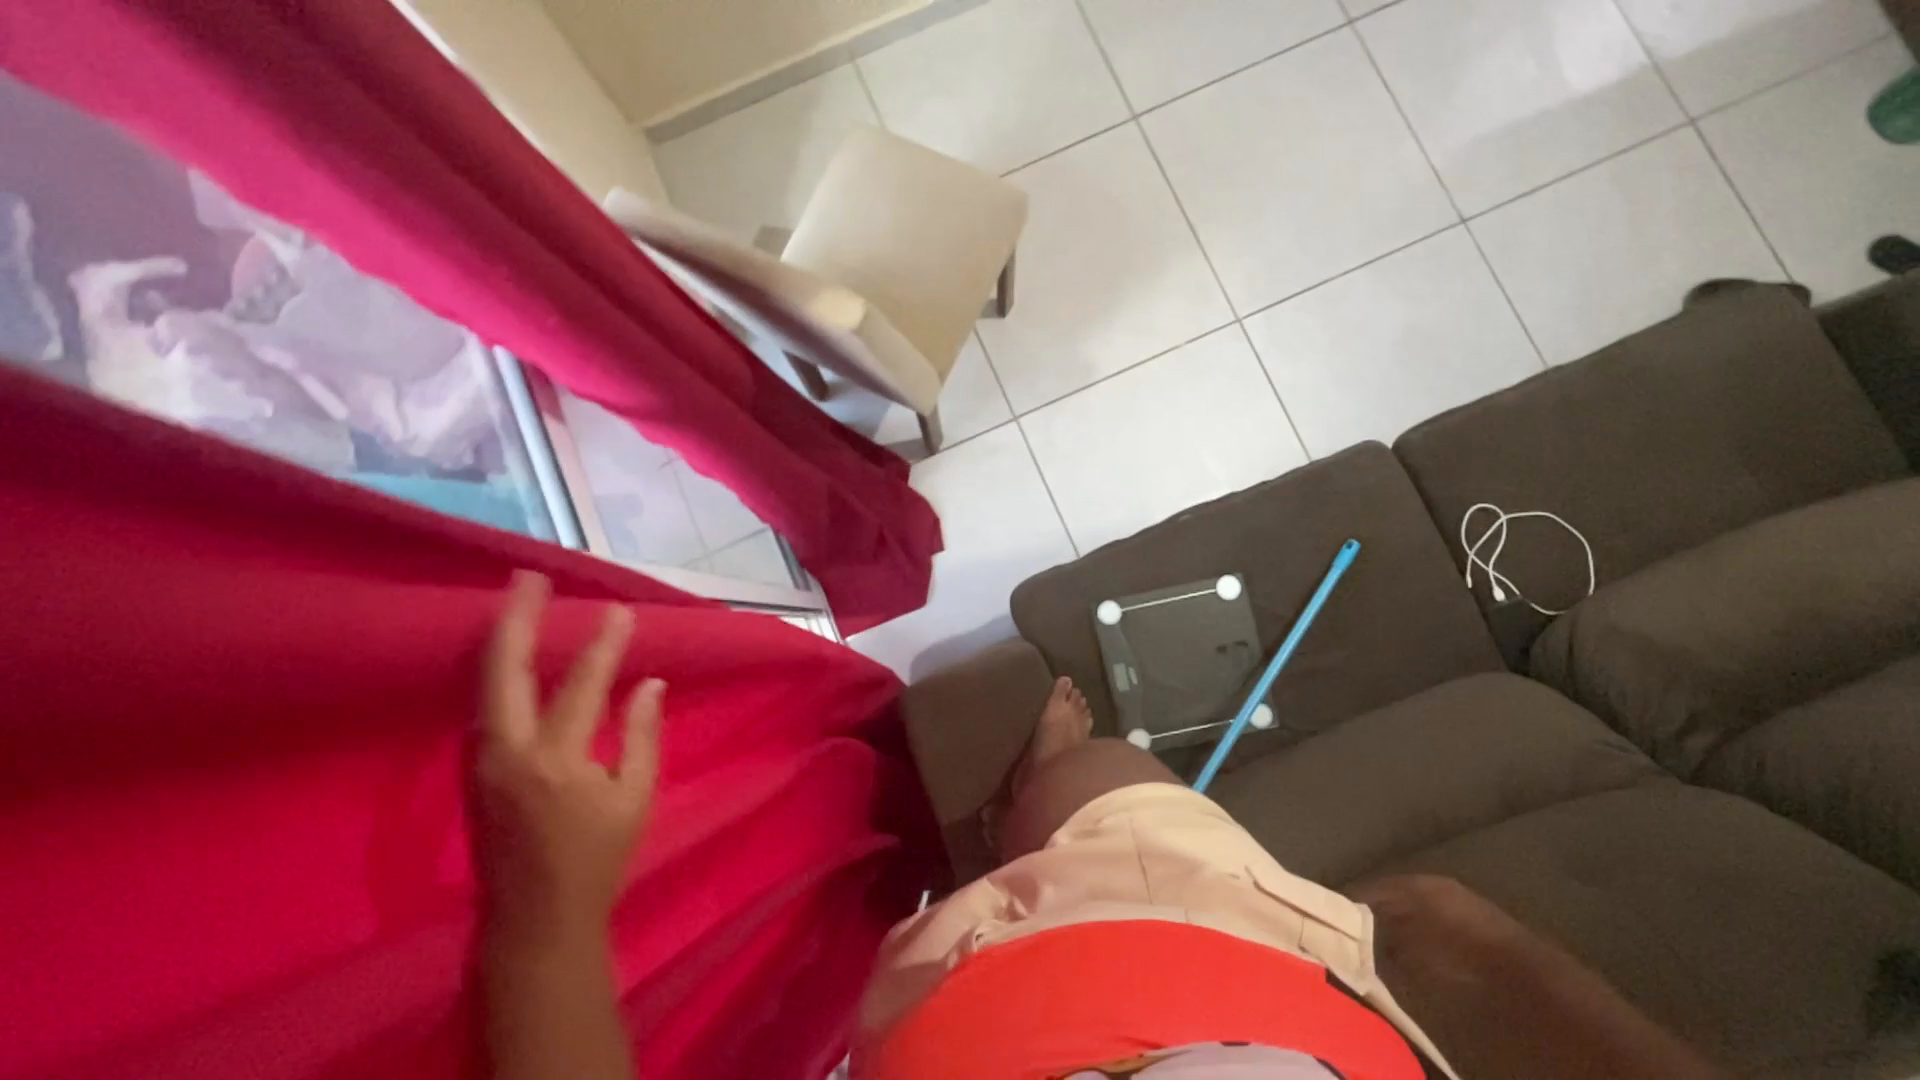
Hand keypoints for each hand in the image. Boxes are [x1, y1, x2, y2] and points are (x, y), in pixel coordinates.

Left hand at [472, 572, 664, 940]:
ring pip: (484, 684)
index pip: (582, 683)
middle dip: (516, 617)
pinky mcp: (472, 771)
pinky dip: (496, 671)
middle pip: (504, 668)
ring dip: (501, 638)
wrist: (534, 921)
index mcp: (558, 760)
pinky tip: (508, 656)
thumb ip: (642, 736)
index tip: (620, 611)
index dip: (604, 643)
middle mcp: (509, 750)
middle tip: (528, 575)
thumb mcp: (635, 800)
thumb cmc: (596, 862)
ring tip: (516, 602)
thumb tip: (650, 683)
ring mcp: (481, 760)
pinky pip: (484, 706)